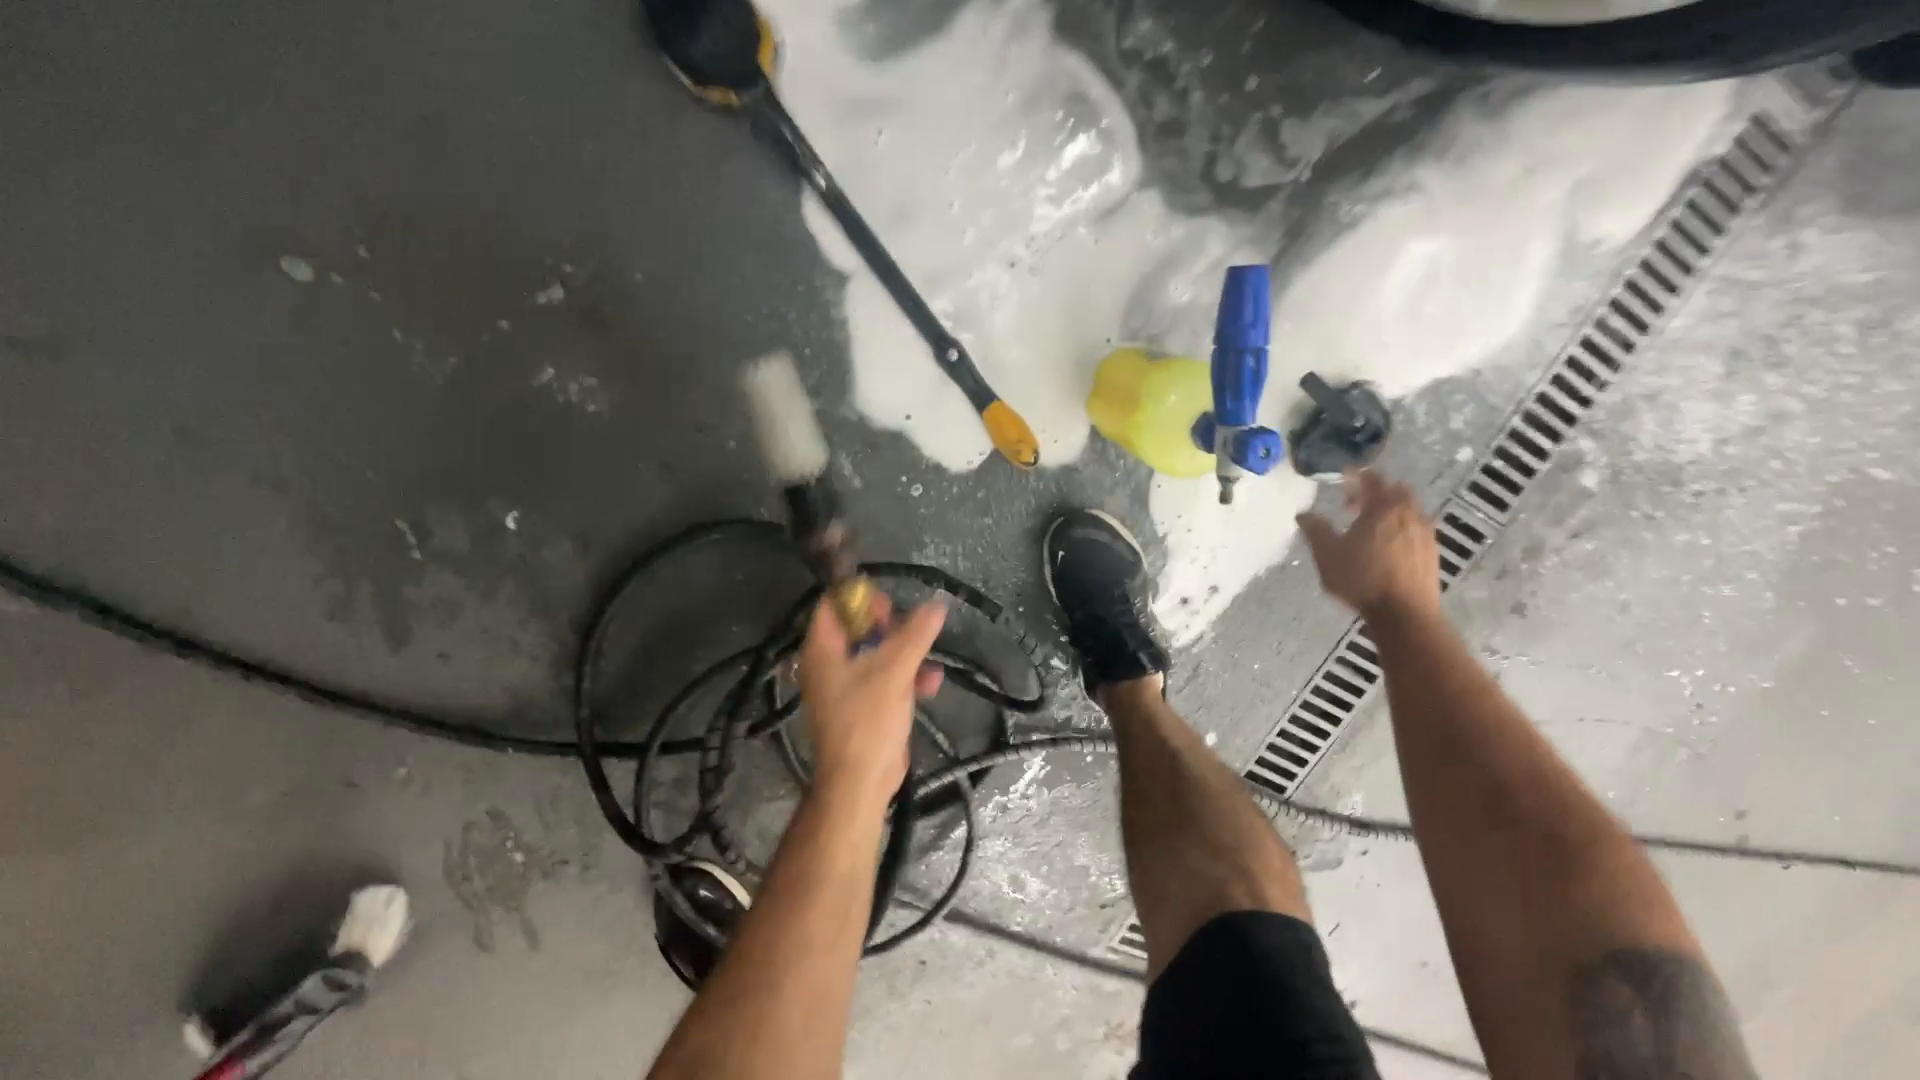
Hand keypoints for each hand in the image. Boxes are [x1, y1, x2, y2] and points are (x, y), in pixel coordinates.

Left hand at [797, 591, 947, 804]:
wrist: (861, 781)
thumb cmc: (867, 720)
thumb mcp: (894, 670)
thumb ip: (916, 634)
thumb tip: (937, 604)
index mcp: (822, 650)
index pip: (832, 605)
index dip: (859, 597)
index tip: (889, 601)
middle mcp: (829, 664)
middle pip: (858, 628)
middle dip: (890, 627)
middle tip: (912, 627)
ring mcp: (846, 687)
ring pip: (876, 654)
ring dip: (906, 654)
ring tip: (928, 657)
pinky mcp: (864, 706)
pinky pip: (885, 680)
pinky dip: (906, 678)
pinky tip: (931, 683)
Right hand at [1296, 469, 1441, 622]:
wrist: (1405, 613)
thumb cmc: (1361, 580)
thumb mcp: (1327, 555)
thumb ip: (1315, 530)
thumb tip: (1303, 514)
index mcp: (1381, 508)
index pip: (1371, 479)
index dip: (1356, 476)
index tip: (1343, 477)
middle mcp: (1408, 513)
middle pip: (1396, 489)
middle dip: (1376, 491)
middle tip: (1355, 505)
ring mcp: (1425, 531)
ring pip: (1409, 508)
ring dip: (1391, 510)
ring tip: (1372, 527)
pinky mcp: (1433, 550)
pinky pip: (1418, 527)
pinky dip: (1403, 526)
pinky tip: (1390, 546)